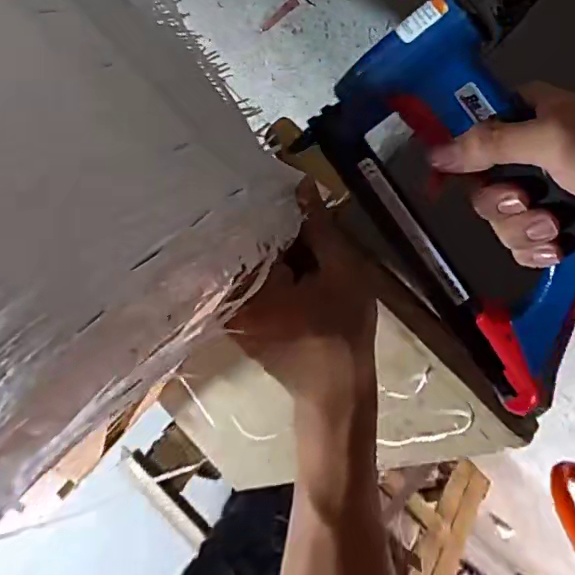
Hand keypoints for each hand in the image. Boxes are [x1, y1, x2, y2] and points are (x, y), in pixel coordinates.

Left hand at [229, 183, 376, 410]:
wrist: (338, 391)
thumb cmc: (343, 330)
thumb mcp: (342, 268)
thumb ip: (319, 225)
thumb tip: (301, 182)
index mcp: (250, 285)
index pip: (254, 226)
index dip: (278, 204)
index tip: (295, 188)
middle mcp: (231, 297)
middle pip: (252, 242)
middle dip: (278, 224)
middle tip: (305, 208)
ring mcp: (234, 309)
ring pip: (256, 258)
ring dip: (278, 243)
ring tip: (302, 227)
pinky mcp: (242, 317)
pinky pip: (256, 276)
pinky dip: (275, 263)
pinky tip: (296, 255)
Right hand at [426, 83, 574, 263]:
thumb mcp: (551, 140)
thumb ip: (491, 143)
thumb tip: (436, 151)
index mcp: (525, 113)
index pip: (470, 128)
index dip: (453, 153)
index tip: (440, 180)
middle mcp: (527, 149)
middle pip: (480, 183)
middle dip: (501, 203)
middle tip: (526, 202)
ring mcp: (543, 188)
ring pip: (500, 219)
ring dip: (525, 229)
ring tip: (557, 227)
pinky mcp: (557, 222)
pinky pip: (523, 242)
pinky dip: (538, 248)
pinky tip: (560, 247)